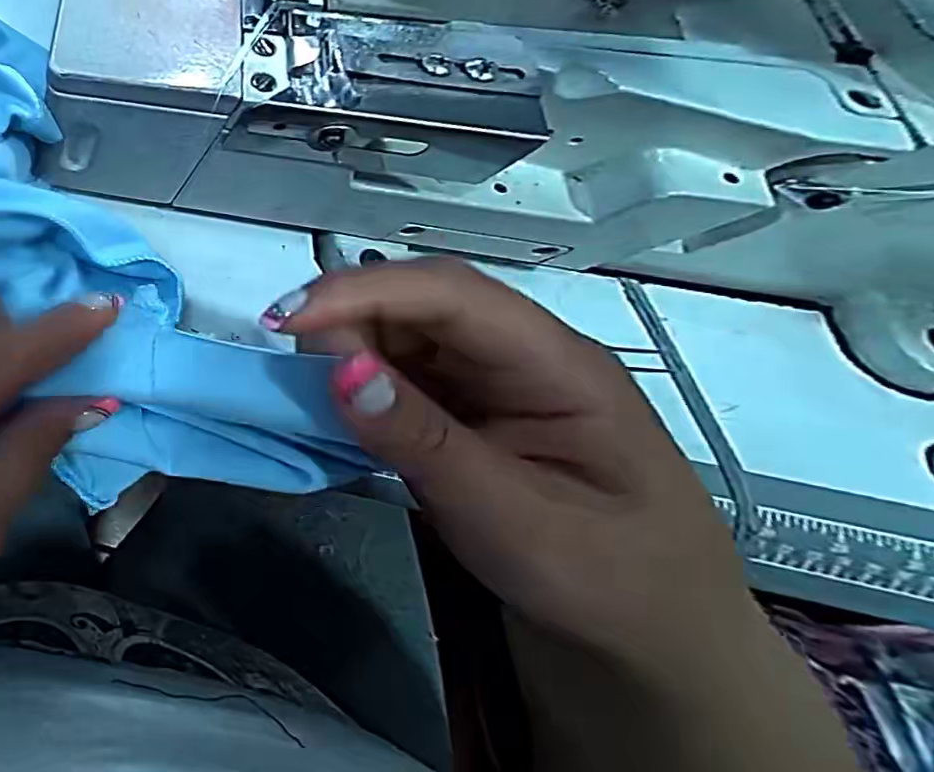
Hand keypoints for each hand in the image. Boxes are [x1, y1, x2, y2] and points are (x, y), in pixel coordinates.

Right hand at [268, 259, 753, 671]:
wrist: (645, 641)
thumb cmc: (605, 583)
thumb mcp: (513, 521)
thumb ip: (424, 442)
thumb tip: (340, 369)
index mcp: (558, 365)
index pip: (452, 295)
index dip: (363, 293)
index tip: (288, 320)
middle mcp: (519, 351)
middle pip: (418, 299)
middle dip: (346, 316)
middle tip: (297, 367)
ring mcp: (489, 373)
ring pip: (398, 328)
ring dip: (344, 346)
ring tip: (315, 392)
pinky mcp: (461, 398)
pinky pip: (394, 364)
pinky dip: (354, 375)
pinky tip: (340, 404)